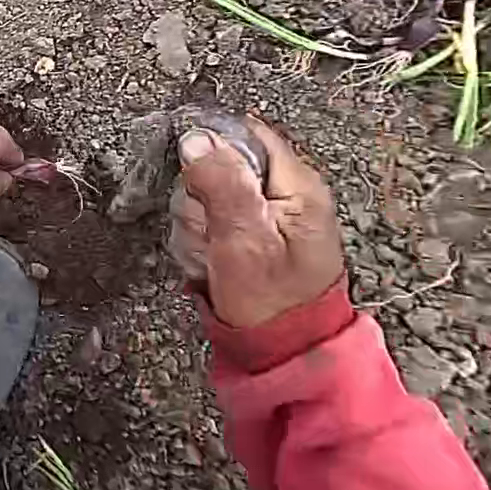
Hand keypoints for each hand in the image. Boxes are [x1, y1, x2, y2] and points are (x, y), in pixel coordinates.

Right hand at [169, 116, 345, 328]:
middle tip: (211, 233)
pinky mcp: (249, 233)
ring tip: (213, 255)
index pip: (246, 134)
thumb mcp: (245, 241)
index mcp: (296, 185)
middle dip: (201, 199)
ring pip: (207, 194)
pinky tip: (211, 262)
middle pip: (221, 165)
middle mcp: (284, 193)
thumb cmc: (272, 303)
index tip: (194, 179)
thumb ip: (222, 185)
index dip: (213, 149)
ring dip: (198, 225)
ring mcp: (265, 214)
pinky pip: (208, 220)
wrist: (282, 356)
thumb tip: (197, 138)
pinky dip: (201, 240)